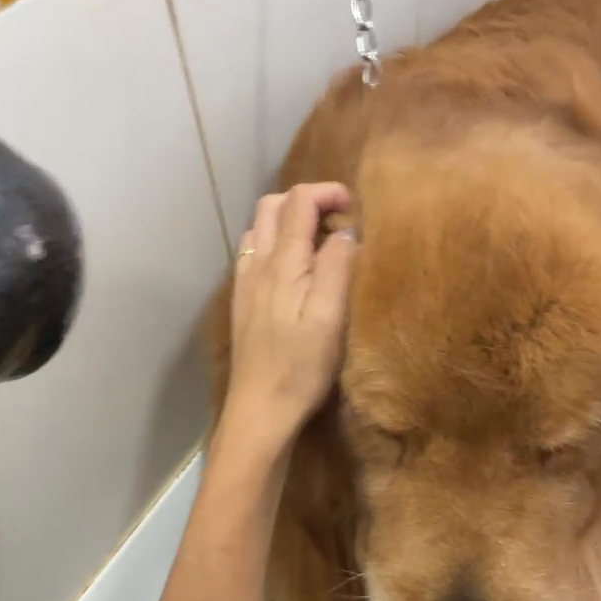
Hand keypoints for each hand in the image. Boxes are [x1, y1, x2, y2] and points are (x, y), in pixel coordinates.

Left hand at [221, 184, 357, 449]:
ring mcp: (245, 282)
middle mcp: (257, 263)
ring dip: (291, 223)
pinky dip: (278, 246)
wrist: (259, 408)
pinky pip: (255, 254)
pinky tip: (296, 274)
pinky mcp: (243, 302)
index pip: (300, 201)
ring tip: (321, 247)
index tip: (356, 210)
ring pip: (262, 228)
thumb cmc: (302, 367)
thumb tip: (346, 232)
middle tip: (339, 225)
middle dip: (308, 202)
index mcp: (283, 262)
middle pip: (274, 205)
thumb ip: (338, 267)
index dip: (329, 193)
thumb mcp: (331, 317)